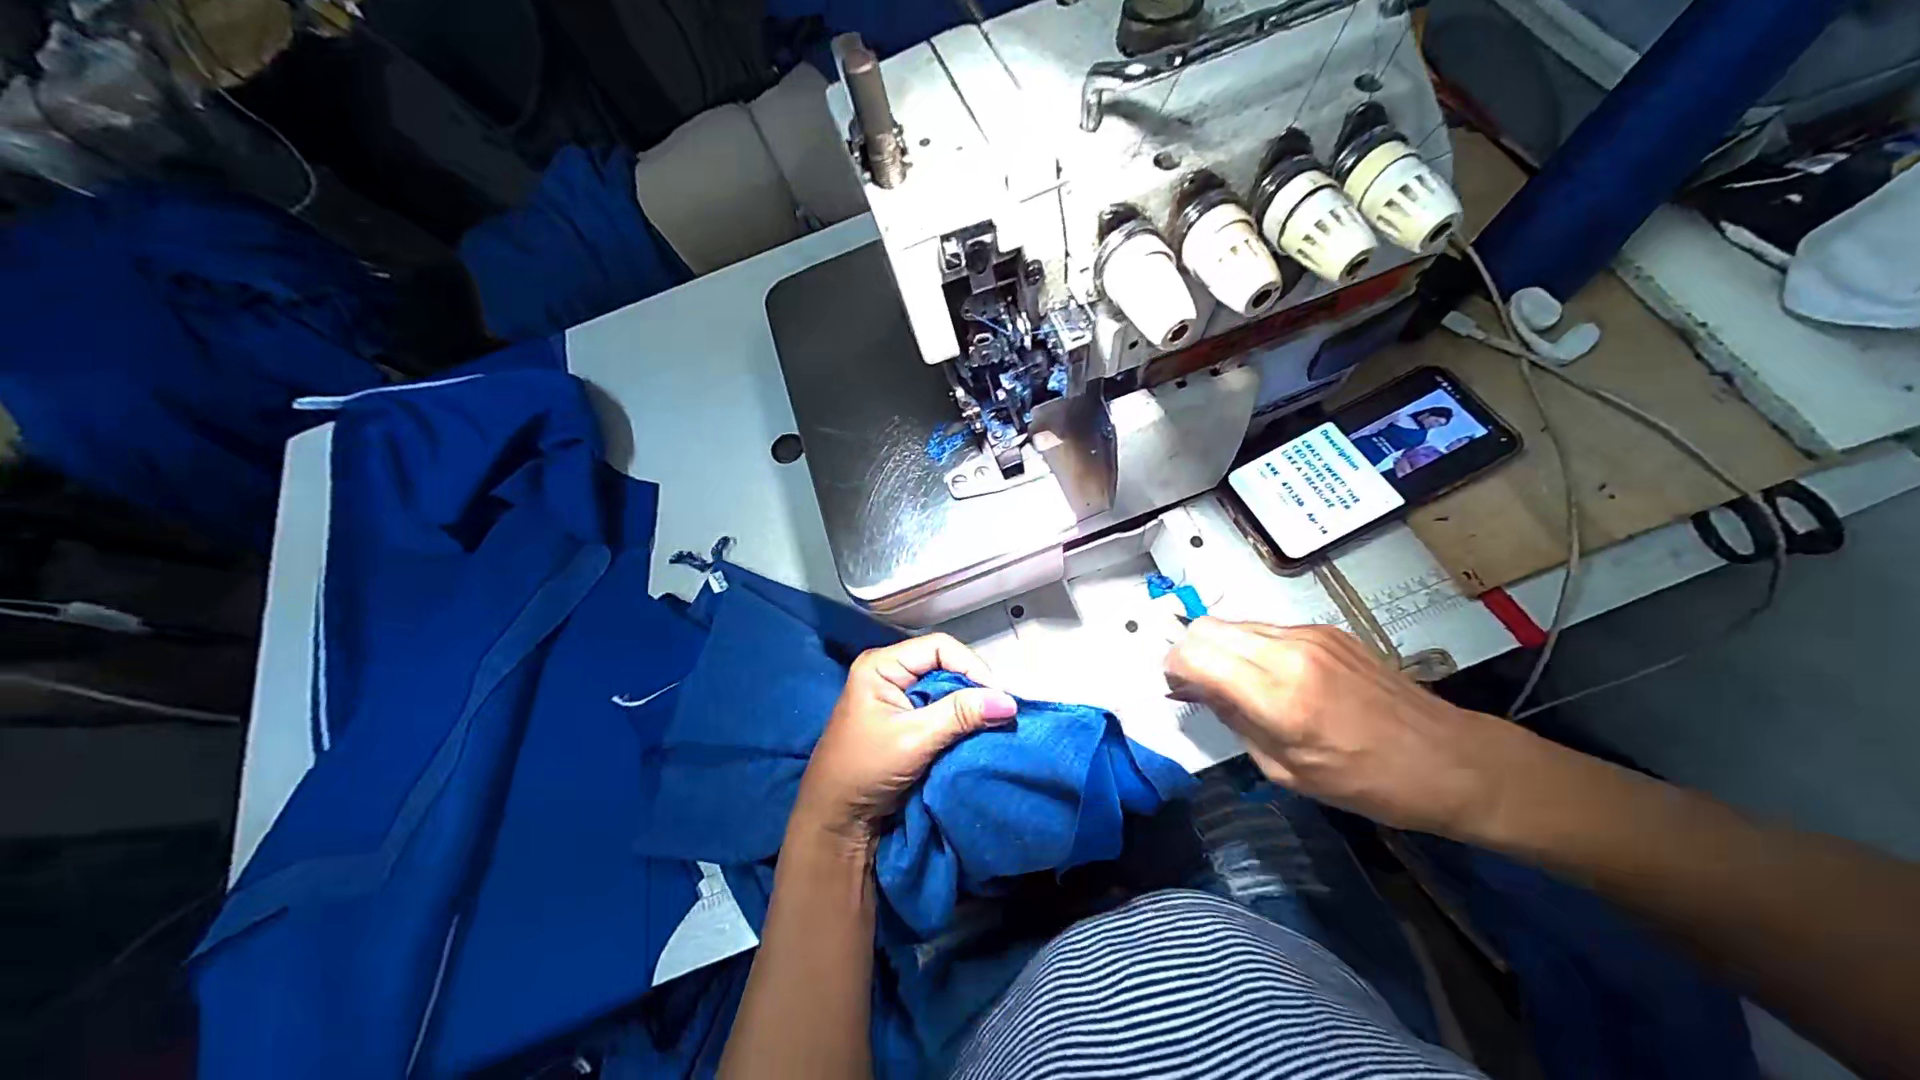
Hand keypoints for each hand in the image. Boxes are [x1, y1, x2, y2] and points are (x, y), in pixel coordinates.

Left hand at [791, 633, 1018, 851]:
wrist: (836, 817)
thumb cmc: (866, 770)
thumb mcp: (915, 739)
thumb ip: (960, 715)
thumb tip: (1009, 702)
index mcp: (881, 665)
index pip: (939, 647)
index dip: (971, 666)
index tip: (998, 697)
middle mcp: (888, 671)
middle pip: (943, 663)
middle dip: (972, 685)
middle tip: (999, 710)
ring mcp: (895, 694)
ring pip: (943, 685)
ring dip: (967, 703)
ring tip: (992, 720)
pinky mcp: (903, 716)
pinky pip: (938, 705)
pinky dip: (957, 716)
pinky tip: (975, 729)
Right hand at [1165, 618, 1530, 837]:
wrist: (1450, 759)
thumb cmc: (1367, 781)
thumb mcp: (1286, 771)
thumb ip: (1234, 721)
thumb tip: (1197, 691)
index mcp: (1276, 694)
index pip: (1193, 653)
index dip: (1173, 669)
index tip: (1177, 690)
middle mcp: (1288, 652)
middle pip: (1206, 627)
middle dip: (1190, 653)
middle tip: (1199, 686)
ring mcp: (1309, 635)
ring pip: (1234, 623)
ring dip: (1221, 649)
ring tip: (1237, 684)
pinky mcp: (1327, 630)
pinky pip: (1267, 629)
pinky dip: (1252, 648)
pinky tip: (1273, 678)